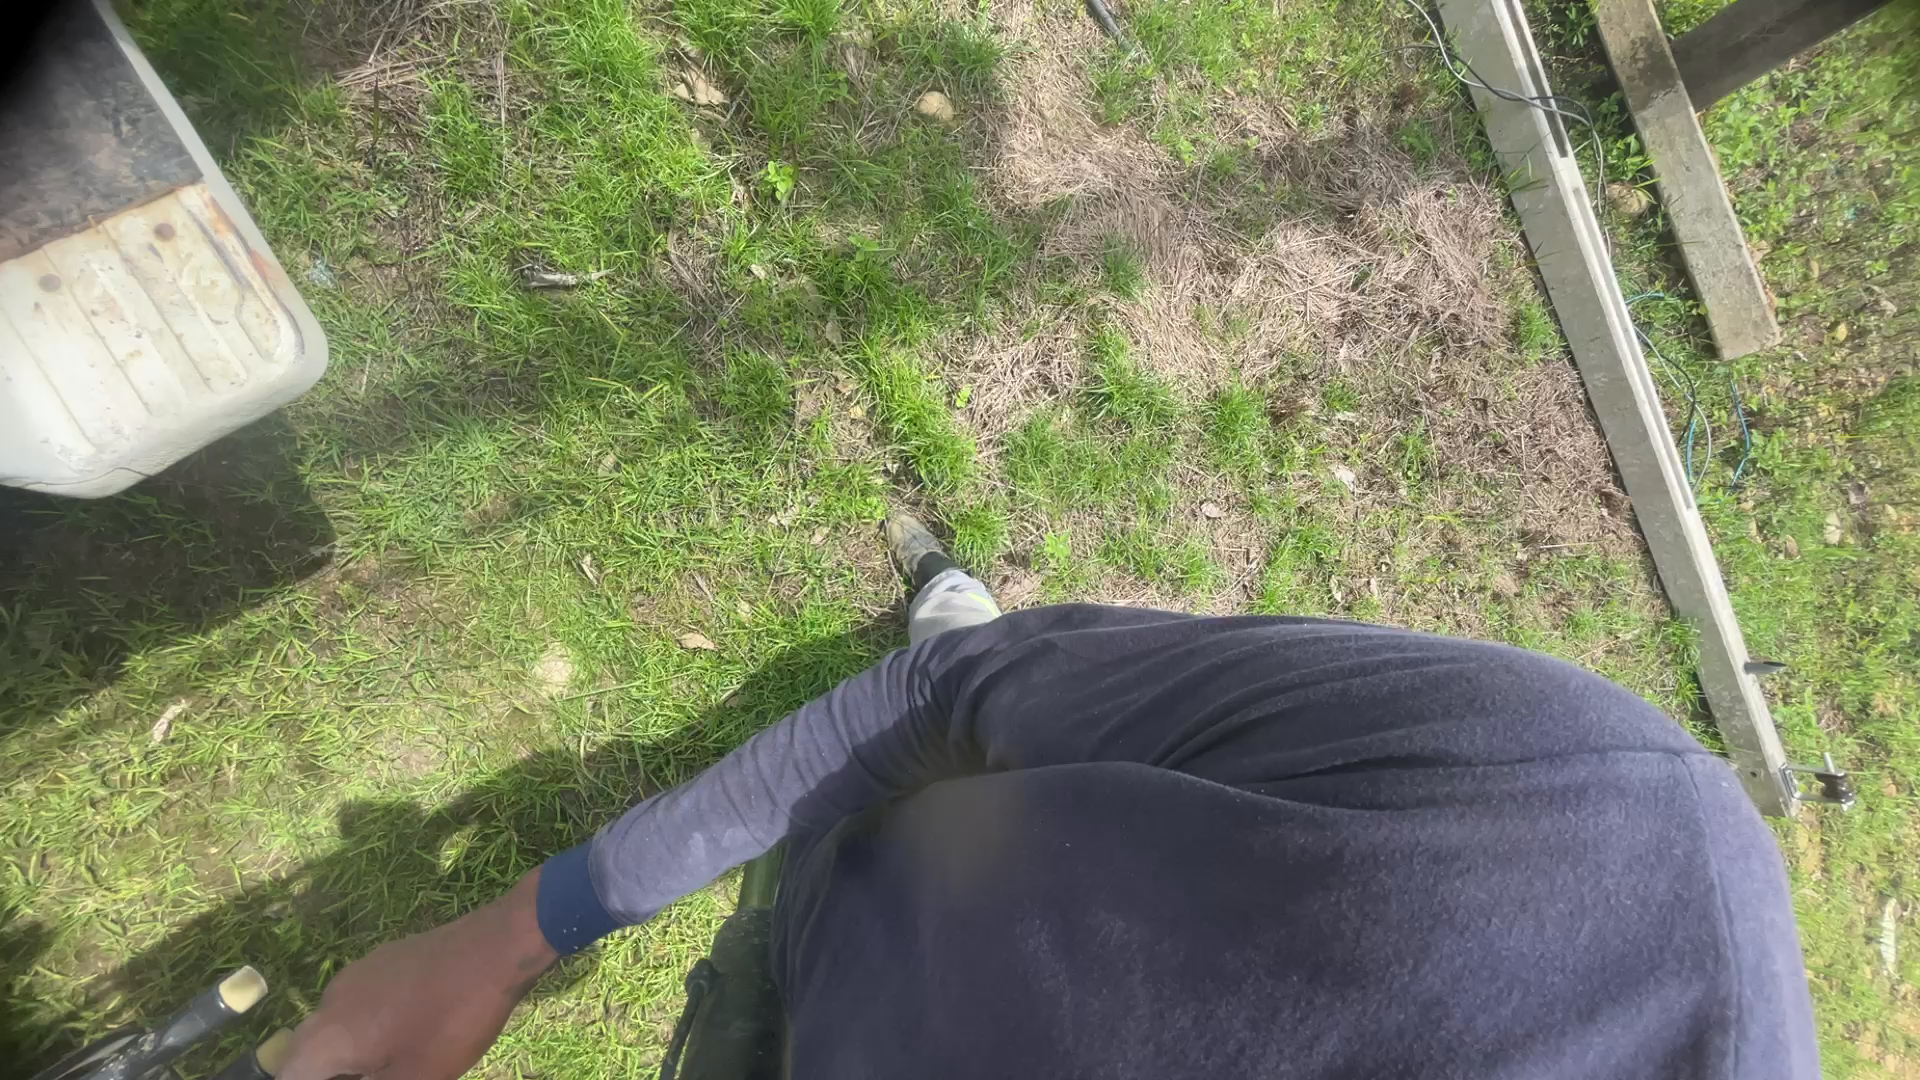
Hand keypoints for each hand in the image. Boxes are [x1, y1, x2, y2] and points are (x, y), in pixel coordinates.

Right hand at [279, 868, 556, 1079]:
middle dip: (338, 1073)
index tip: (372, 1075)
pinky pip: (367, 1002)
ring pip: (340, 1029)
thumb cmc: (456, 1017)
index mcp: (322, 1038)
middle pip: (310, 1060)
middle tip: (385, 1072)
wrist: (505, 941)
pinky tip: (412, 1033)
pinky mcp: (394, 956)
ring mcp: (363, 972)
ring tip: (398, 1062)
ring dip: (355, 1055)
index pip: (291, 1079)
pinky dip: (375, 1026)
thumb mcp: (413, 1079)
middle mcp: (331, 1001)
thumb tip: (368, 1076)